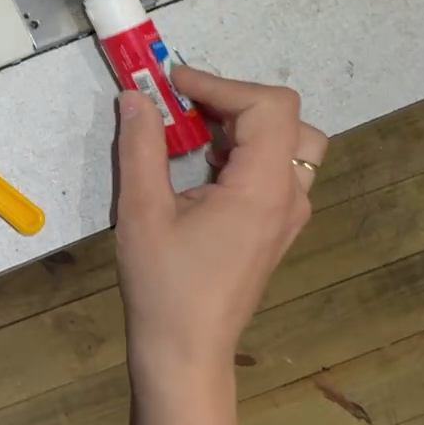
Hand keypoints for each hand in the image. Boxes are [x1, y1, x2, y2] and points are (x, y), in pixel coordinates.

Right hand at [113, 66, 327, 382]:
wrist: (186, 342)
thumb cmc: (162, 279)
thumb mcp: (139, 210)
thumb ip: (140, 149)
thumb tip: (135, 99)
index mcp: (261, 188)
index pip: (268, 108)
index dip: (219, 83)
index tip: (168, 82)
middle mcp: (289, 195)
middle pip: (289, 120)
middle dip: (234, 100)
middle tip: (180, 105)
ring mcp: (287, 212)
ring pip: (287, 145)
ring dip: (239, 125)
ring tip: (185, 132)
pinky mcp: (273, 225)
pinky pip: (272, 170)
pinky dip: (239, 150)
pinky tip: (197, 165)